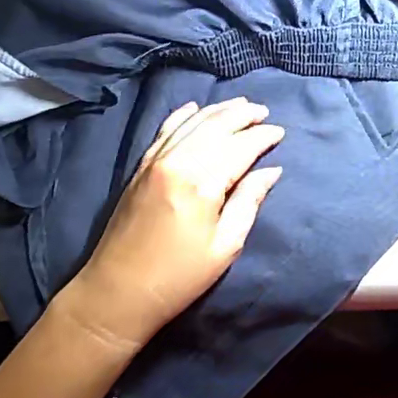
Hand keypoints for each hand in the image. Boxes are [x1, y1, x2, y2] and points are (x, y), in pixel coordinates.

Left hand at [57, 98, 283, 351]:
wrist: (117, 292)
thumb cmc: (178, 277)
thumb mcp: (225, 246)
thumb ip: (248, 202)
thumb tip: (271, 171)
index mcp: (201, 183)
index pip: (240, 147)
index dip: (262, 137)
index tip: (280, 133)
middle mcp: (178, 162)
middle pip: (216, 126)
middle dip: (243, 115)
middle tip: (264, 112)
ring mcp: (155, 161)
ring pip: (192, 122)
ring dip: (218, 110)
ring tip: (240, 105)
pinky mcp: (141, 167)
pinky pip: (165, 130)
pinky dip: (183, 115)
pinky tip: (195, 107)